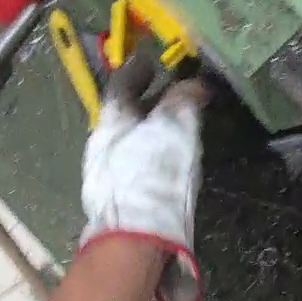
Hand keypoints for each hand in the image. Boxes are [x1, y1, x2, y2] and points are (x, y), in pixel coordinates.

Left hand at [79, 66, 210, 300]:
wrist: (135, 239)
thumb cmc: (152, 175)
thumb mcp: (173, 128)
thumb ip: (183, 102)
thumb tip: (195, 85)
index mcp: (112, 120)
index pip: (122, 83)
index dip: (139, 68)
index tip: (154, 61)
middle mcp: (105, 145)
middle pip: (126, 115)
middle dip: (147, 102)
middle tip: (171, 93)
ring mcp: (111, 176)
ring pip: (131, 143)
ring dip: (151, 132)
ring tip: (176, 128)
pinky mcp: (123, 202)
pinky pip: (137, 168)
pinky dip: (153, 158)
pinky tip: (169, 166)